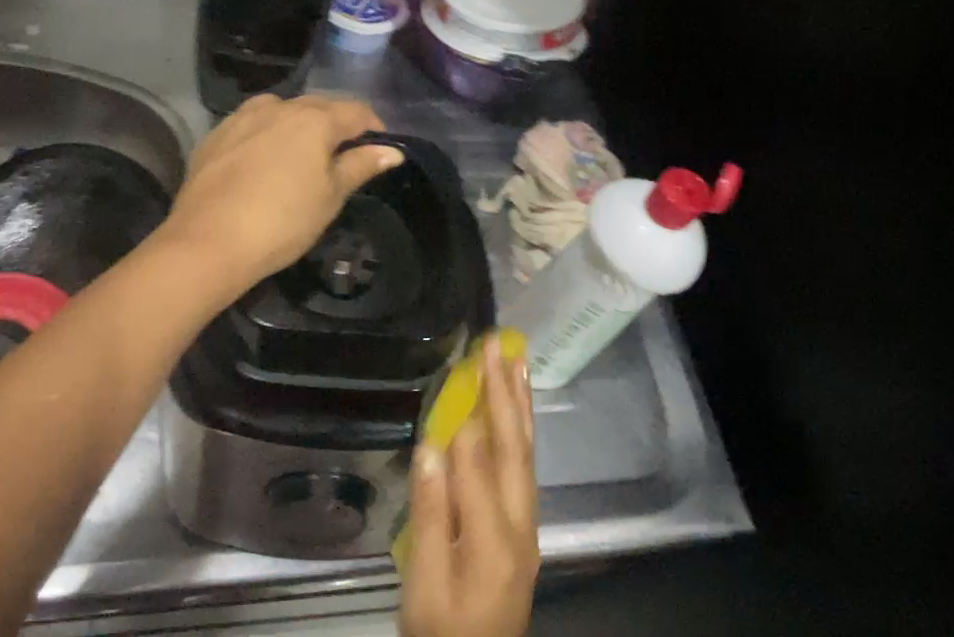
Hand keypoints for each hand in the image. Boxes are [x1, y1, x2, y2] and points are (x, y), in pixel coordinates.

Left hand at [156, 94, 400, 296]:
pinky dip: (266, 135)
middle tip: (343, 157)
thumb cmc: (282, 222)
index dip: (373, 128)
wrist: (207, 241)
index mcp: (314, 119)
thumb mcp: (330, 197)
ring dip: (298, 126)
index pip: (356, 111)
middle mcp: (278, 106)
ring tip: (301, 156)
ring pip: (281, 110)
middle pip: (318, 106)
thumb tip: (392, 150)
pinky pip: (252, 125)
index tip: (379, 150)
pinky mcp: (215, 134)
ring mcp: (242, 117)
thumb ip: (360, 166)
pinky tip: (263, 161)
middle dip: (336, 125)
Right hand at [400, 333, 539, 636]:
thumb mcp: (426, 586)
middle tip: (499, 345)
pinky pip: (524, 470)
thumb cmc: (442, 630)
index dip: (468, 414)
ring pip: (527, 456)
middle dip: (506, 393)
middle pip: (515, 449)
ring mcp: (527, 528)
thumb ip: (432, 517)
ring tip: (517, 363)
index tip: (463, 366)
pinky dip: (521, 433)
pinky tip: (515, 414)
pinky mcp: (524, 532)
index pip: (479, 463)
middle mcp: (521, 526)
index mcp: (494, 539)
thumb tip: (430, 449)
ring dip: (520, 406)